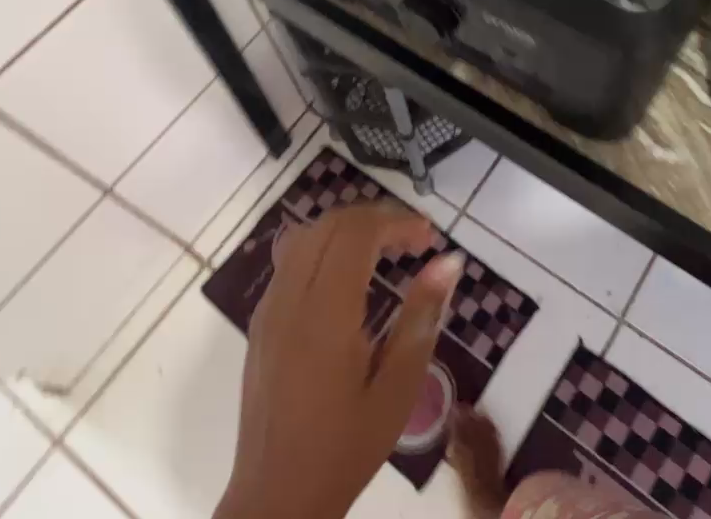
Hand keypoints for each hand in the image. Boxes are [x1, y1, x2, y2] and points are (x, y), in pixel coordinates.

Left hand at [219, 203, 464, 518]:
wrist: (276, 498)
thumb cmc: (345, 448)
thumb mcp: (397, 389)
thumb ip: (421, 317)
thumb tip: (449, 261)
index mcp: (324, 314)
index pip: (356, 233)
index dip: (396, 222)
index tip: (430, 237)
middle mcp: (289, 299)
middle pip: (329, 224)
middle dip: (376, 219)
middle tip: (416, 242)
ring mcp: (269, 309)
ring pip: (306, 236)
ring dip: (348, 230)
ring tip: (388, 251)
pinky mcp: (261, 322)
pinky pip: (291, 261)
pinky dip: (325, 248)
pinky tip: (351, 278)